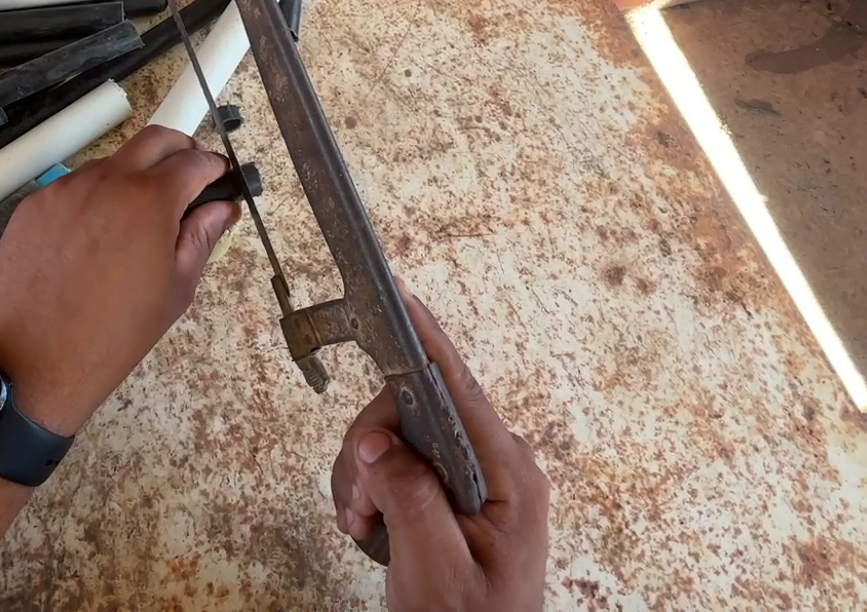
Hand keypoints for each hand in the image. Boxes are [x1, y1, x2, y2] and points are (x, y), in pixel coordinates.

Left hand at [0, 125, 240, 435]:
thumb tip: (221, 208)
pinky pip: (75, 187)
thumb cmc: (115, 334)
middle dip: (180, 150)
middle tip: (189, 177)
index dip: (214, 166)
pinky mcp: (35, 204)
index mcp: (149, 200)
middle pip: (155, 139)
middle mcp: (107, 180)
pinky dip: (95, 198)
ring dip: (134, 175)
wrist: (33, 361)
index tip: (219, 177)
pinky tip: (94, 237)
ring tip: (137, 218)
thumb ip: (200, 238)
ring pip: (112, 162)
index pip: (193, 161)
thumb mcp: (174, 290)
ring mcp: (66, 188)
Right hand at [331, 292, 549, 610]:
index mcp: (508, 475)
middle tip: (357, 505)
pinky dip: (368, 482)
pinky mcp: (448, 484)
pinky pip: (395, 456)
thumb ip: (409, 498)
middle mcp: (493, 462)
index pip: (458, 387)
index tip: (401, 295)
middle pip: (411, 408)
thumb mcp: (437, 572)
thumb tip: (375, 439)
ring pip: (394, 431)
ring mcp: (471, 472)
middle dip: (368, 446)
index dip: (426, 338)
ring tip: (363, 522)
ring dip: (363, 472)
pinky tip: (367, 519)